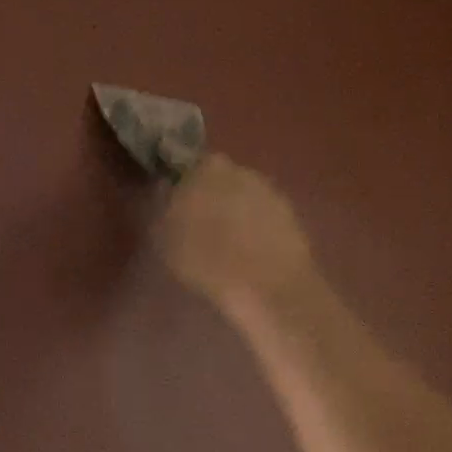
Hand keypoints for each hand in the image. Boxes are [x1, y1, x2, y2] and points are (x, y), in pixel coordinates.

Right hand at [157, 154, 314, 313]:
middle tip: (200, 226)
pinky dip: (256, 228)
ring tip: (227, 243)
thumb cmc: (206, 258)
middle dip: (210, 196)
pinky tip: (250, 252)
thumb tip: (166, 188)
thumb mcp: (164, 236)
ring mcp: (269, 190)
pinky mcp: (290, 213)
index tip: (177, 206)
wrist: (268, 285)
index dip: (182, 185)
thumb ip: (162, 204)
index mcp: (205, 167)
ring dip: (235, 212)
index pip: (187, 166)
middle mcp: (239, 169)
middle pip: (218, 178)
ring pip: (243, 196)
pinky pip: (263, 215)